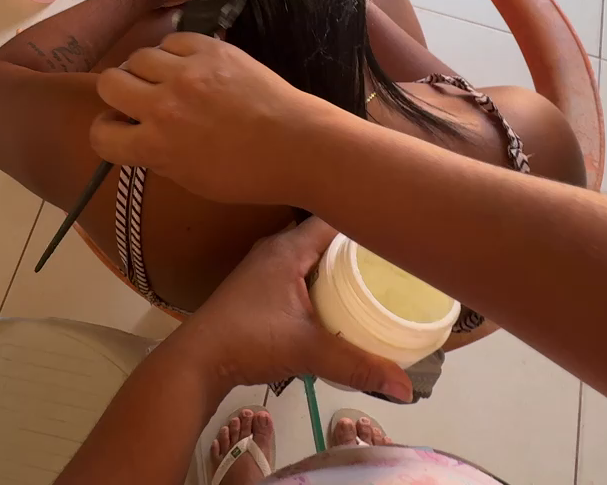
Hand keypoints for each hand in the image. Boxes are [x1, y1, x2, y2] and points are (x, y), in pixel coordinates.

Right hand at [90, 32, 350, 206]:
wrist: (297, 145)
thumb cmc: (247, 175)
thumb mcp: (190, 179)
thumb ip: (157, 155)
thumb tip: (140, 134)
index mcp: (155, 146)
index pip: (101, 133)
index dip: (107, 131)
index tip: (120, 128)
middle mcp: (162, 105)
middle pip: (110, 81)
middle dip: (119, 91)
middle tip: (139, 96)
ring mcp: (185, 73)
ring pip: (138, 56)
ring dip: (146, 68)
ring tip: (167, 76)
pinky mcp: (210, 49)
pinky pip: (173, 40)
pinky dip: (175, 51)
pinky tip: (190, 64)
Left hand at [173, 218, 411, 401]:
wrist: (200, 356)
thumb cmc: (250, 340)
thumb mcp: (308, 351)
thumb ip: (357, 365)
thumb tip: (406, 389)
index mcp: (289, 248)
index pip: (333, 218)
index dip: (364, 221)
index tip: (395, 232)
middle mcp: (277, 247)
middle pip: (324, 234)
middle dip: (357, 244)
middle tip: (394, 258)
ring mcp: (265, 264)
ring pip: (311, 252)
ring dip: (337, 261)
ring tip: (375, 274)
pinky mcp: (260, 283)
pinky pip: (300, 267)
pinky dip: (321, 275)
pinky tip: (338, 296)